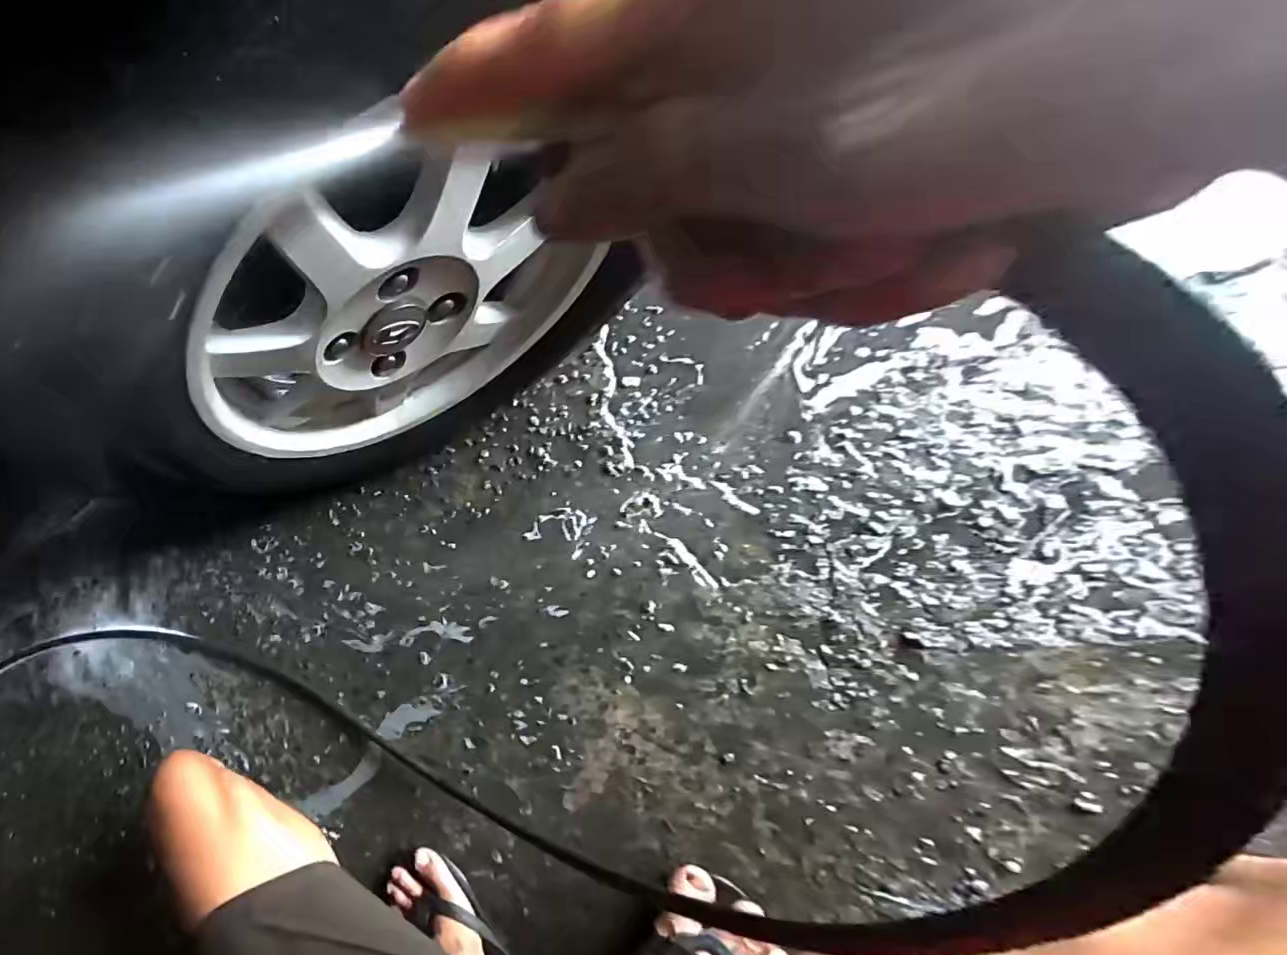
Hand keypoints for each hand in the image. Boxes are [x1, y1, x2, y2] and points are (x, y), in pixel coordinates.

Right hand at [402, 0, 1286, 321]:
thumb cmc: (1000, 61)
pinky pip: (809, 221)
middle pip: (636, 170)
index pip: (539, 51)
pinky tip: (936, 246)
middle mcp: (737, 43)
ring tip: (890, 252)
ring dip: (794, 266)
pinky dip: (860, 260)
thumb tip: (555, 198)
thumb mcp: (776, 140)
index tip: (413, 118)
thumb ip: (640, 173)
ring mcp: (805, 86)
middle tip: (757, 268)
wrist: (1243, 33)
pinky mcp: (867, 126)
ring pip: (727, 213)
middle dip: (695, 243)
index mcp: (688, 16)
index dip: (471, 95)